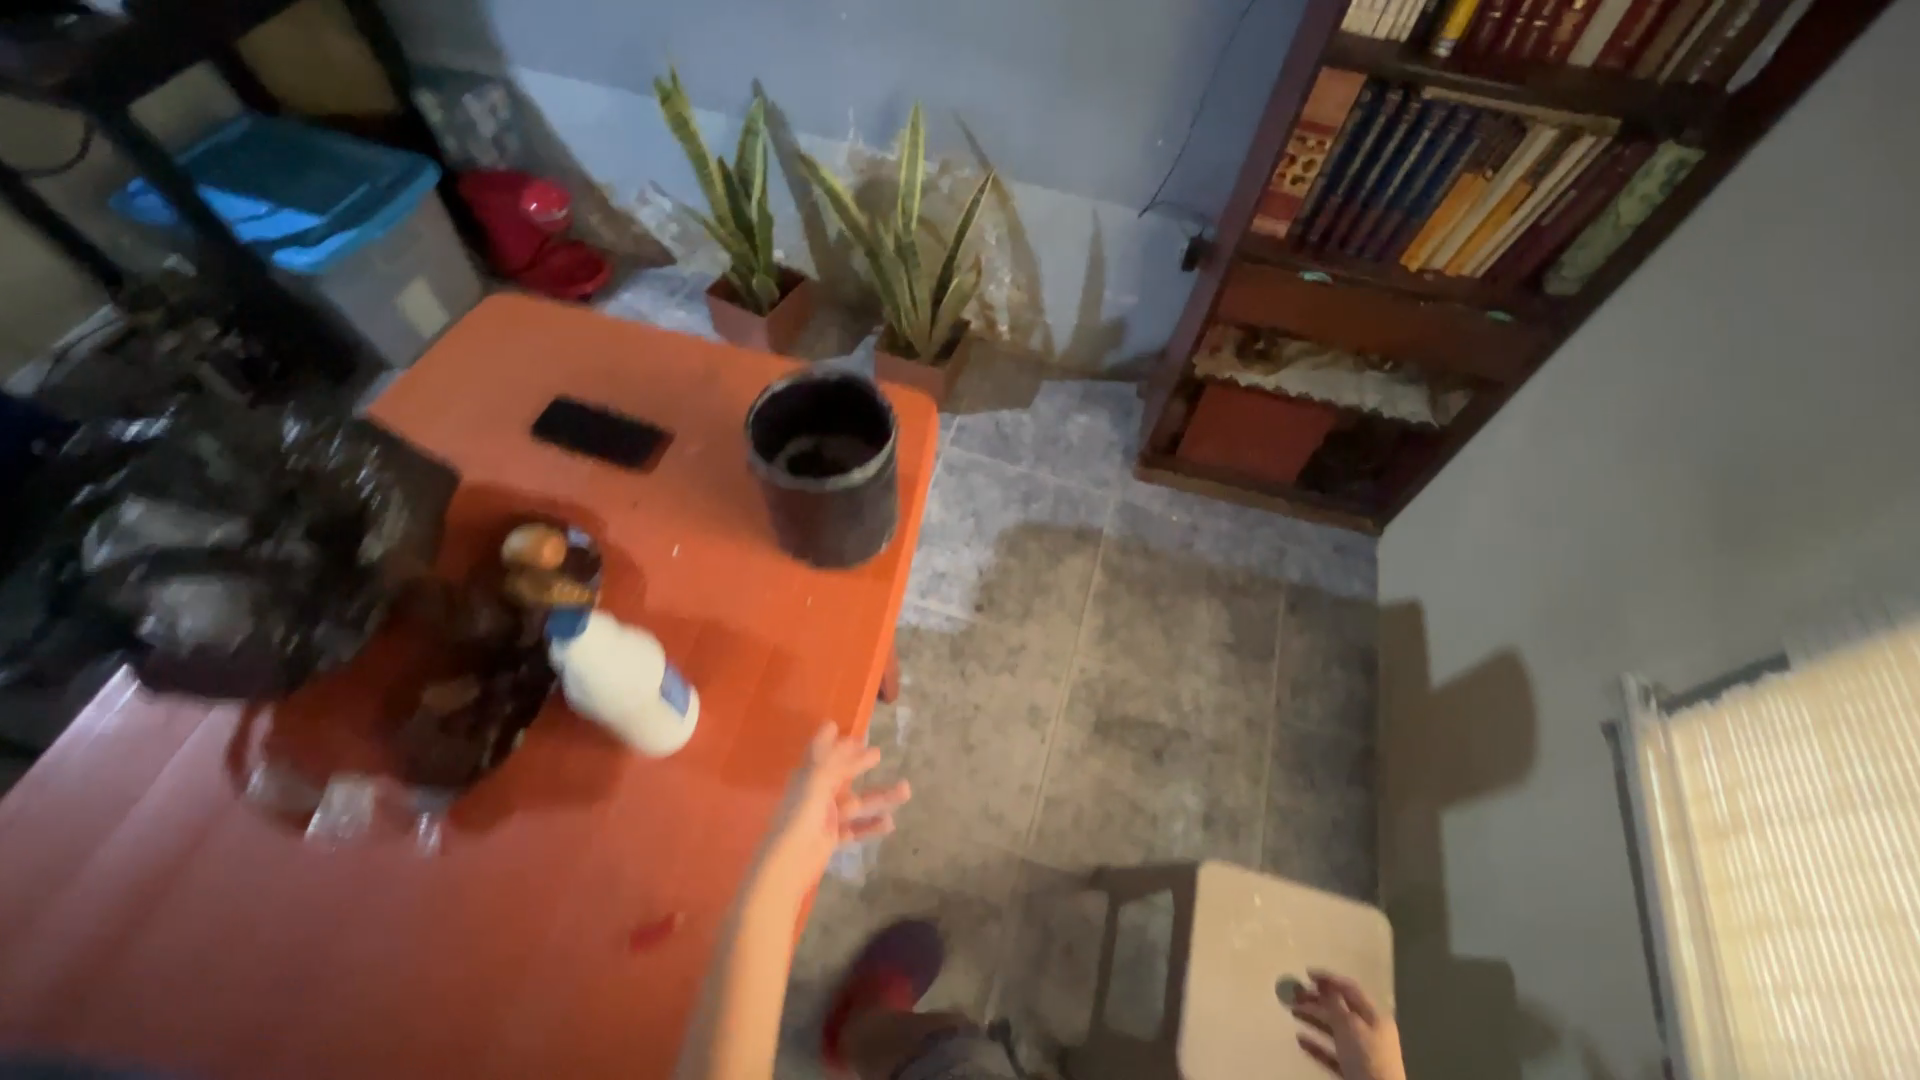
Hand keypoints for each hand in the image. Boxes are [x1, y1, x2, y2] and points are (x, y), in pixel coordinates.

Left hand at [749, 723, 910, 904]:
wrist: (788, 865)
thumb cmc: (800, 818)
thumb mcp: (815, 782)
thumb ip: (830, 759)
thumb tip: (836, 730)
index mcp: (807, 778)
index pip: (821, 754)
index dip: (832, 742)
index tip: (846, 730)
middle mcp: (815, 794)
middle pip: (841, 775)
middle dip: (859, 764)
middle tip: (878, 754)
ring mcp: (824, 817)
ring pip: (856, 802)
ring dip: (880, 796)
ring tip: (906, 789)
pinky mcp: (831, 839)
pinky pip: (855, 828)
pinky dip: (871, 825)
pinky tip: (890, 822)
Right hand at [1292, 971, 1405, 1079]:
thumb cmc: (1366, 1057)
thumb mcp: (1350, 1026)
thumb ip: (1335, 1004)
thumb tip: (1326, 986)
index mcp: (1374, 1016)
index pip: (1350, 989)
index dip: (1328, 979)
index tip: (1305, 974)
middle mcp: (1369, 1031)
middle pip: (1339, 1009)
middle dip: (1316, 999)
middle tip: (1293, 993)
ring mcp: (1360, 1052)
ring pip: (1333, 1029)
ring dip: (1313, 1018)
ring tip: (1292, 1010)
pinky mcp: (1352, 1070)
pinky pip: (1331, 1052)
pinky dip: (1316, 1044)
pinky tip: (1300, 1039)